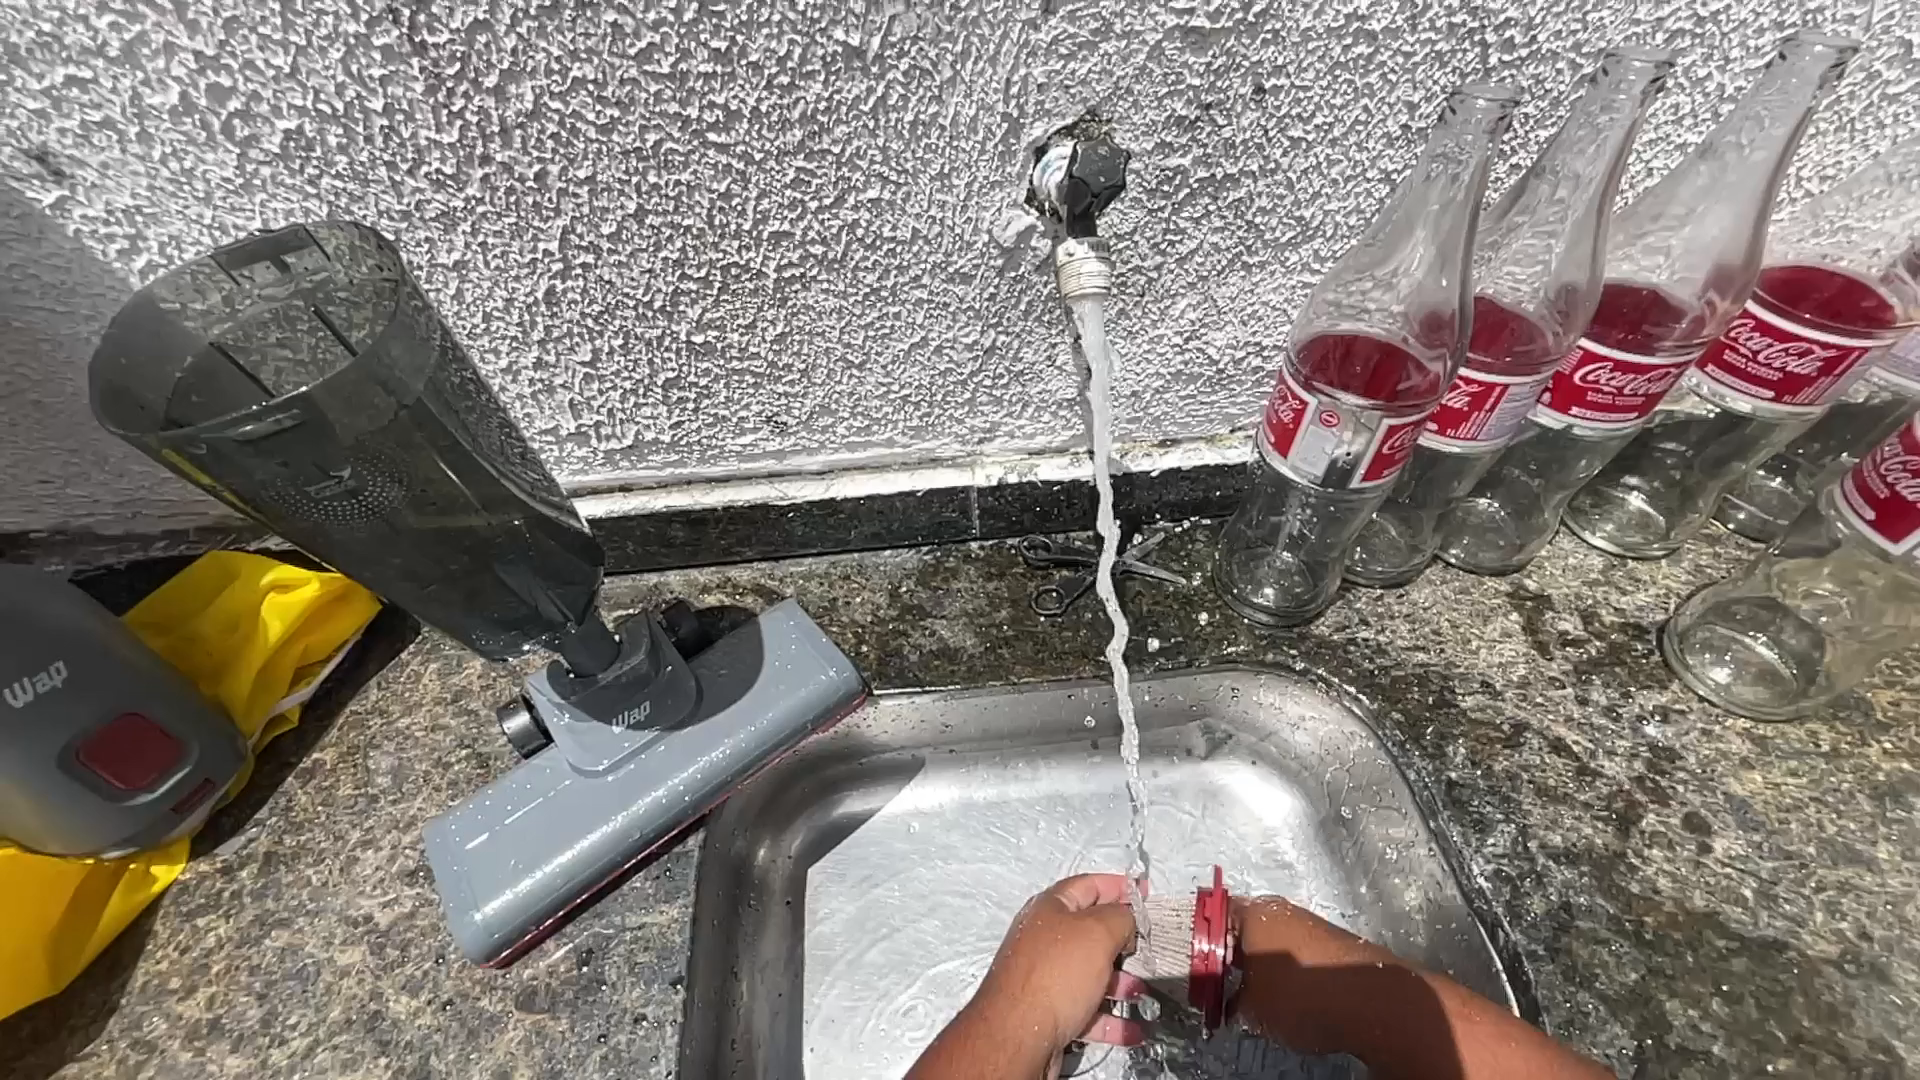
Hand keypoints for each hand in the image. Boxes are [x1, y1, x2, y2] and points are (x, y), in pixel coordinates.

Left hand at [970, 874, 1145, 1062]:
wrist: (1018, 1035)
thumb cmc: (1052, 976)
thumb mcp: (1097, 933)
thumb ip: (1119, 917)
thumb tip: (1127, 919)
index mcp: (1051, 907)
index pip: (1089, 885)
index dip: (1118, 887)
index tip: (1141, 892)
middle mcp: (1046, 937)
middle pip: (1092, 931)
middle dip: (1123, 941)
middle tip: (1146, 948)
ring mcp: (1047, 975)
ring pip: (1092, 973)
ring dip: (1121, 982)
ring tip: (1141, 992)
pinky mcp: (1050, 1010)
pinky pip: (1088, 1009)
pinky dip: (1112, 1019)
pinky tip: (1132, 1029)